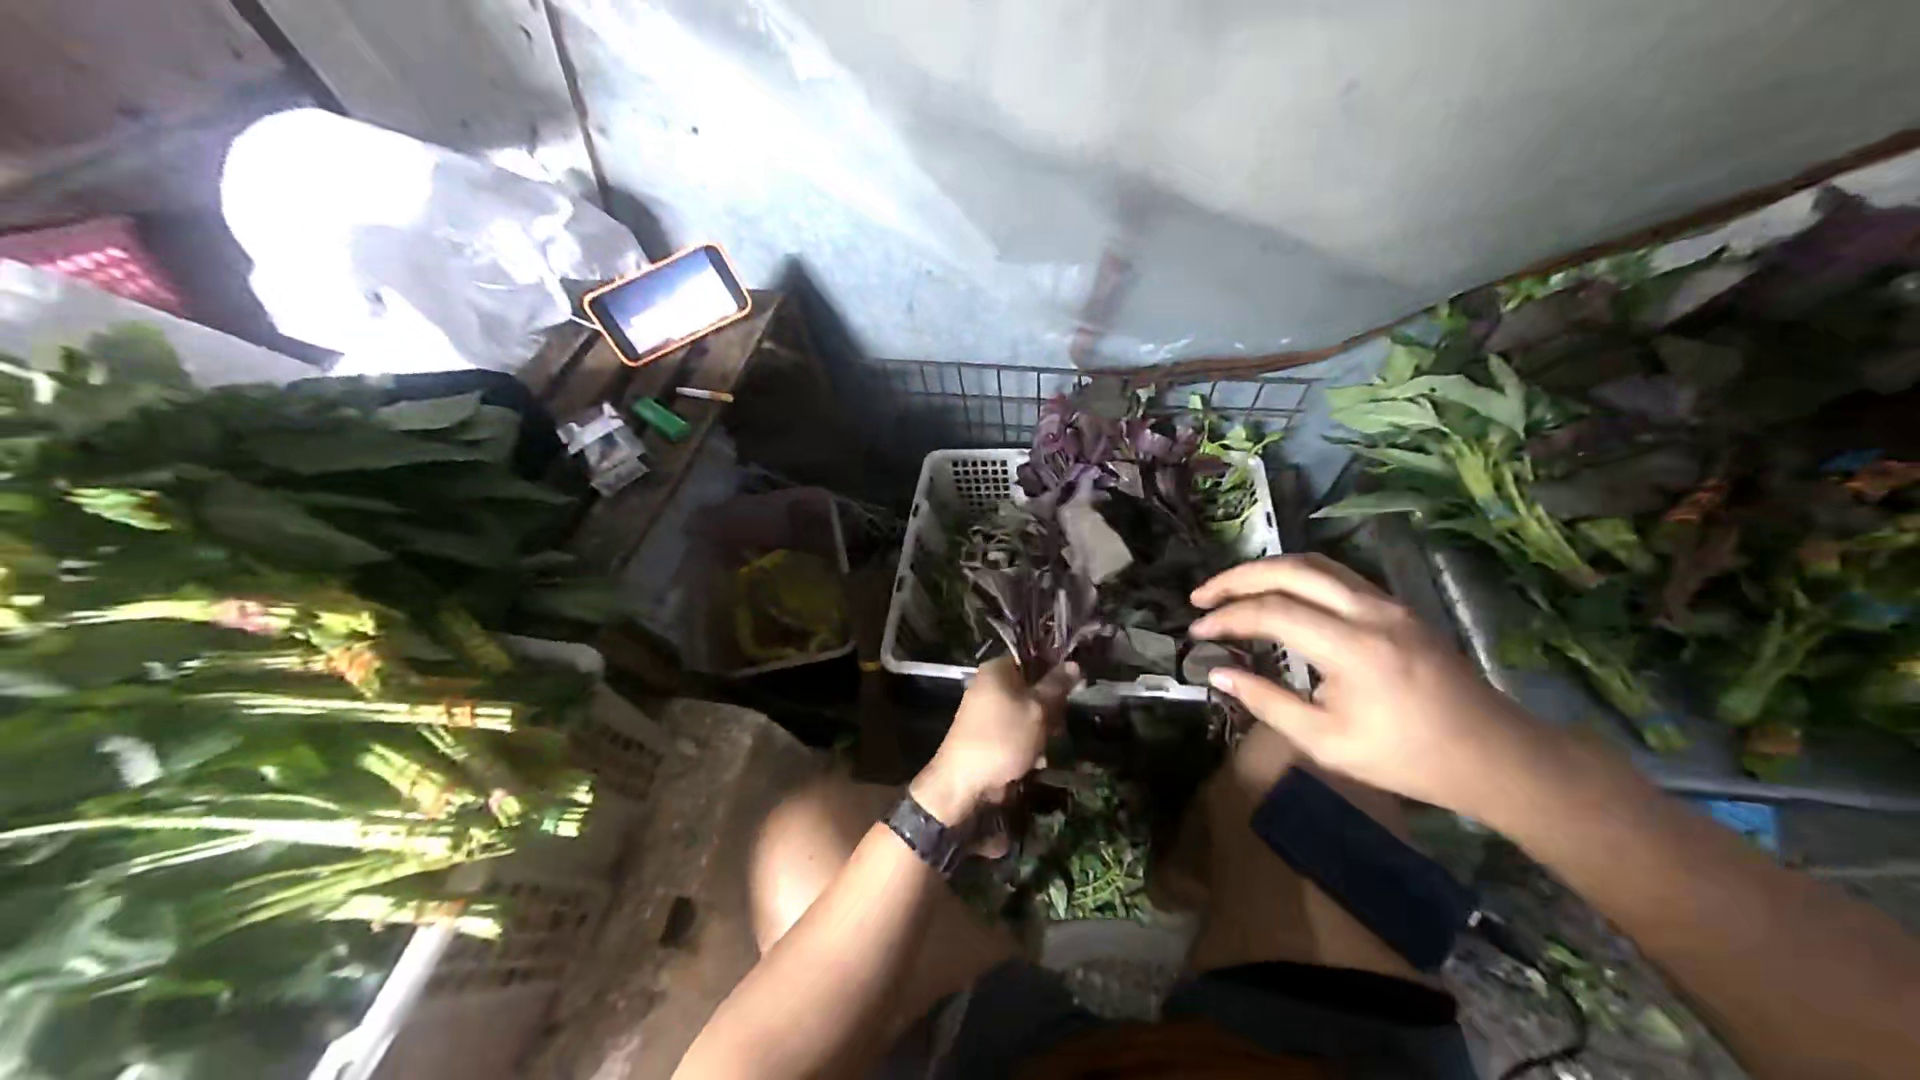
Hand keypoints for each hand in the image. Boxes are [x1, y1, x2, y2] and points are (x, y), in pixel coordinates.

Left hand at [911, 658, 1078, 824]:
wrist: (963, 782)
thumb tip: (1073, 664)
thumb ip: (1056, 686)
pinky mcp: (988, 734)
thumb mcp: (1037, 710)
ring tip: (1045, 749)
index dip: (1056, 674)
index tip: (1073, 691)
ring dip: (1041, 731)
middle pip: (1033, 688)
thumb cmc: (1003, 738)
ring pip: (1028, 713)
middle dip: (1050, 710)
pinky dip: (1027, 744)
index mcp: (997, 670)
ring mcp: (987, 710)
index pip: (1034, 660)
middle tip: (1057, 727)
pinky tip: (1034, 762)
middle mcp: (989, 685)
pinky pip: (1016, 731)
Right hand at [1189, 554, 1553, 817]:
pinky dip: (1295, 577)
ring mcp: (1388, 604)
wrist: (1495, 755)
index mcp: (1354, 648)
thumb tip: (1218, 673)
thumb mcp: (1326, 742)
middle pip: (1291, 570)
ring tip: (1230, 589)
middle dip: (1237, 578)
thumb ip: (1267, 702)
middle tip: (1201, 596)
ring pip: (1315, 564)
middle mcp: (1370, 612)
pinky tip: (1277, 594)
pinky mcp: (1396, 607)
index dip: (1227, 618)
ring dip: (1265, 570)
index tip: (1197, 632)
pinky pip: (1336, 575)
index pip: (1272, 612)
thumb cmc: (1407, 758)